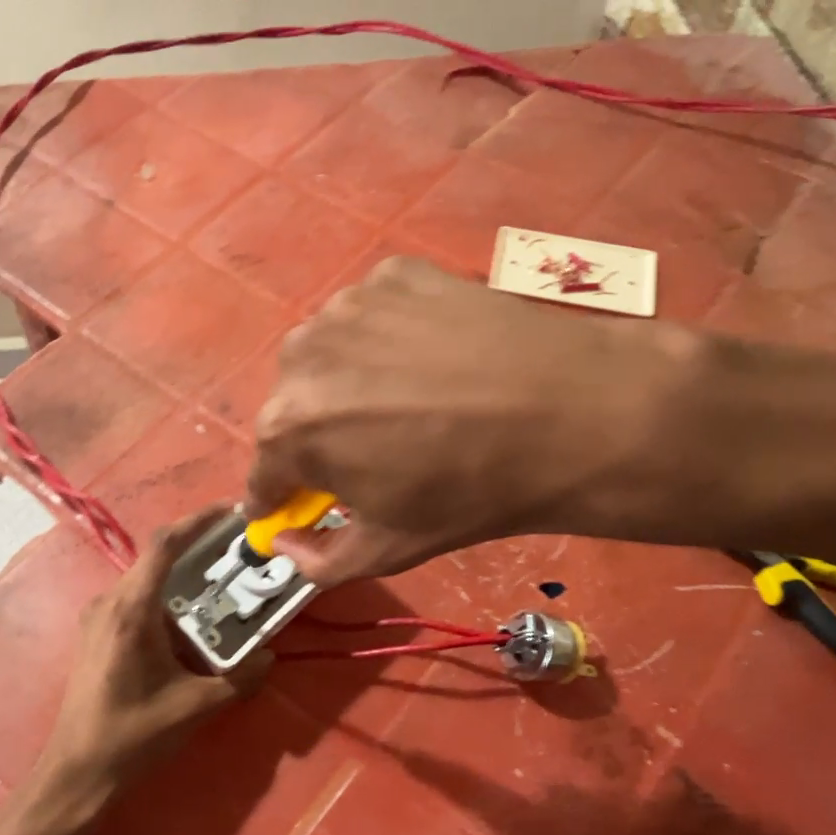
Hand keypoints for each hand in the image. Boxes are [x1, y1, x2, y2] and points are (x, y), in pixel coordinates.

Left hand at [37, 506, 271, 792]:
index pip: (164, 545)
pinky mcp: (95, 636)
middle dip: (197, 550)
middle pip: (155, 558)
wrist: (77, 771)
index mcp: (131, 610)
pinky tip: (190, 623)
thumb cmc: (133, 734)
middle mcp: (109, 603)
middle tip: (237, 552)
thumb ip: (238, 678)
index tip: (230, 512)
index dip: (197, 521)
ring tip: (220, 585)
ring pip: (145, 581)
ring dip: (181, 579)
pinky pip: (134, 602)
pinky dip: (165, 601)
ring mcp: (97, 619)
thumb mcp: (195, 706)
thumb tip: (269, 657)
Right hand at [248, 256, 700, 586]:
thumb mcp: (388, 550)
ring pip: (327, 358)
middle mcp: (300, 357)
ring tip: (409, 401)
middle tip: (377, 454)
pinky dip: (387, 339)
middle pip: (290, 410)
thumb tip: (284, 541)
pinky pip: (369, 317)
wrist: (573, 413)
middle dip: (318, 438)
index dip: (282, 498)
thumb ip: (316, 560)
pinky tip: (434, 360)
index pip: (262, 474)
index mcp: (289, 429)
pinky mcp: (394, 273)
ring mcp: (348, 305)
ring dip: (347, 383)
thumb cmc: (471, 494)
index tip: (303, 506)